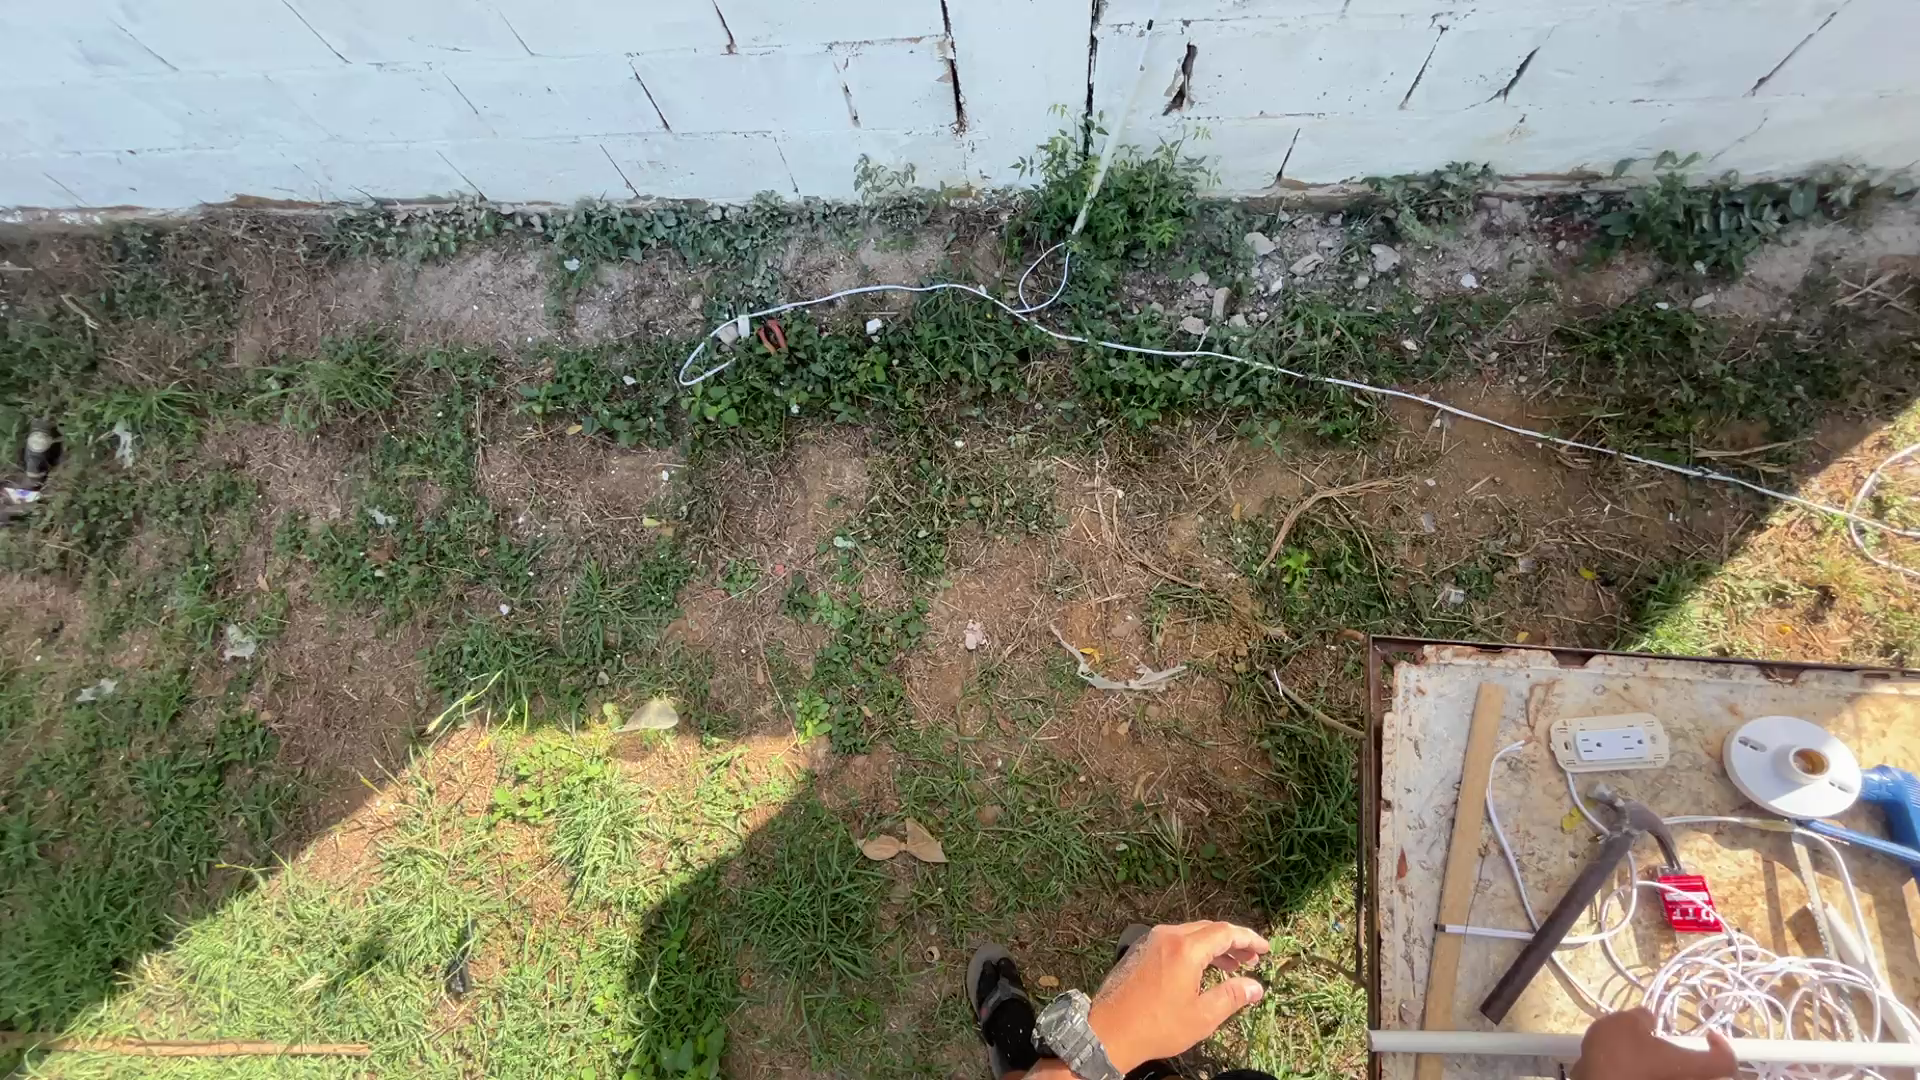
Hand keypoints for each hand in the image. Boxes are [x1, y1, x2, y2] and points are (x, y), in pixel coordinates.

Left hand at [1085, 921, 1270, 1073]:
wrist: (1112, 1028)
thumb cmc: (1158, 1025)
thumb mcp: (1203, 1016)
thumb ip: (1232, 996)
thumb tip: (1256, 986)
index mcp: (1184, 948)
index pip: (1223, 932)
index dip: (1248, 938)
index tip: (1265, 948)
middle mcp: (1167, 936)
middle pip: (1207, 929)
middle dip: (1233, 941)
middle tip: (1253, 958)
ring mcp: (1152, 940)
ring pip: (1191, 934)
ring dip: (1214, 946)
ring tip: (1234, 965)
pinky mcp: (1143, 949)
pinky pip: (1176, 941)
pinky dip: (1196, 949)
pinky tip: (1204, 968)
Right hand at [1573, 1008, 1735, 1079]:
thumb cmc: (1620, 1054)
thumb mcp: (1625, 1022)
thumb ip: (1642, 1017)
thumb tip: (1650, 1018)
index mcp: (1694, 1066)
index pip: (1726, 1061)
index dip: (1723, 1047)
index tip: (1709, 1034)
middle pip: (1711, 1076)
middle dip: (1699, 1062)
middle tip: (1679, 1047)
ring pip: (1685, 1077)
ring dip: (1676, 1069)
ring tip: (1653, 1056)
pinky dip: (1659, 1076)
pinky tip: (1638, 1068)